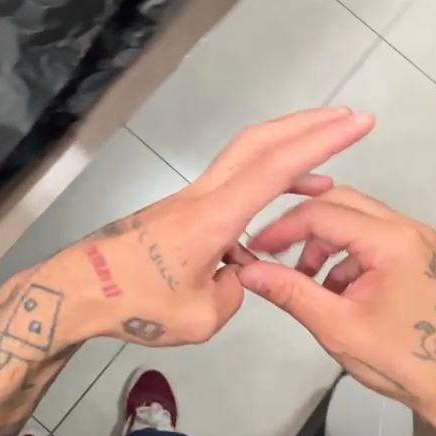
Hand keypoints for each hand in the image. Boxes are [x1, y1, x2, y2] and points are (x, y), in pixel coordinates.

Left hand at [39, 108, 374, 348]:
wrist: (78, 291)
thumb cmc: (135, 304)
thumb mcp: (201, 315)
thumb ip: (234, 292)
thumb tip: (237, 274)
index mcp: (214, 216)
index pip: (276, 167)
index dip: (321, 142)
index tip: (357, 123)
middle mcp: (203, 196)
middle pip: (258, 142)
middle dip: (306, 126)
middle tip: (349, 120)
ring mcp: (187, 199)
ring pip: (242, 159)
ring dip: (284, 154)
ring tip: (324, 174)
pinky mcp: (177, 211)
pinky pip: (229, 185)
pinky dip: (260, 184)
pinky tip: (270, 219)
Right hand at [236, 187, 435, 430]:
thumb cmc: (399, 360)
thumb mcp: (336, 327)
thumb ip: (289, 291)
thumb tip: (246, 271)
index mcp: (392, 241)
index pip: (322, 213)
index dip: (281, 228)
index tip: (253, 248)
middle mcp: (408, 229)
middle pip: (340, 203)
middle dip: (301, 227)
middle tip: (271, 254)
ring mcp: (417, 241)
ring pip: (355, 218)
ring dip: (322, 241)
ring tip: (303, 279)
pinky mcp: (418, 255)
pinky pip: (371, 237)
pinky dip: (344, 254)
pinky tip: (332, 289)